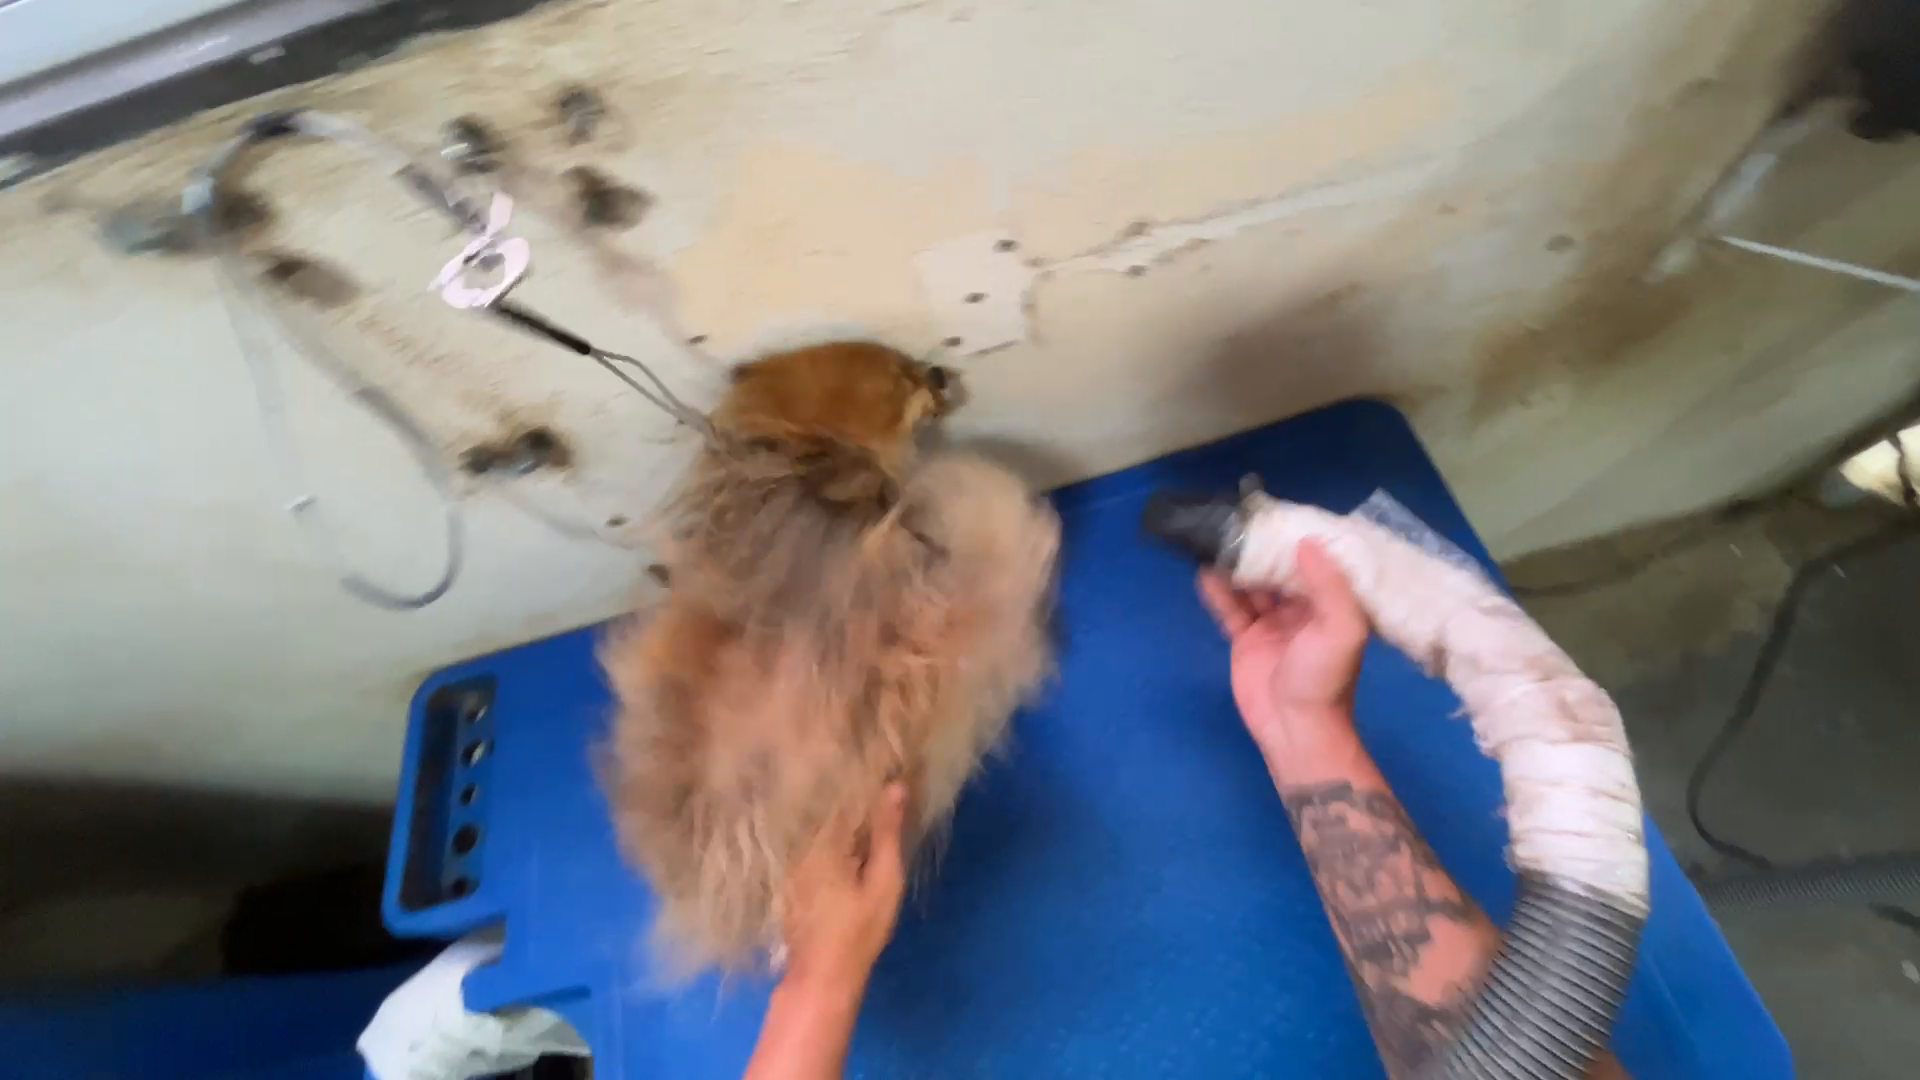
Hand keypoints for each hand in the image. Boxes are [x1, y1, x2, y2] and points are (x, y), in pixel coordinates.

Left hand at [780, 783, 910, 994]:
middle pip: (826, 801)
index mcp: (823, 839)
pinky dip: (829, 824)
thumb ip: (888, 832)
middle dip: (850, 786)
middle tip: (877, 771)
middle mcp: (801, 841)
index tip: (883, 761)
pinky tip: (847, 823)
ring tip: (865, 790)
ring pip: (818, 817)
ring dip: (840, 805)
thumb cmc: (858, 930)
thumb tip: (896, 785)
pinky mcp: (792, 870)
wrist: (822, 976)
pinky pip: (812, 834)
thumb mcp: (883, 880)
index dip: (862, 773)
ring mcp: (793, 856)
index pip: (841, 792)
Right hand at [1196, 539, 1369, 748]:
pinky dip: (1217, 592)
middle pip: (1279, 571)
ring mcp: (1271, 624)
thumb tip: (1306, 542)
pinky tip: (1204, 573)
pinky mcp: (1245, 639)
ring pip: (1251, 587)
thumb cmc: (1322, 678)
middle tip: (1239, 523)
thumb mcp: (1340, 630)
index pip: (1316, 564)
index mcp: (1331, 605)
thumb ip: (1328, 586)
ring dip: (1236, 567)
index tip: (1280, 514)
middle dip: (1262, 549)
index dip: (1299, 539)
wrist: (1293, 727)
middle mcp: (1302, 610)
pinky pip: (1229, 609)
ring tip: (1216, 541)